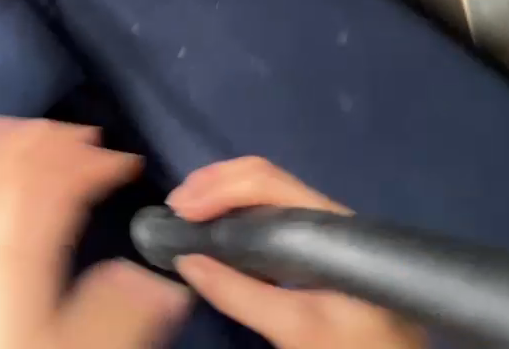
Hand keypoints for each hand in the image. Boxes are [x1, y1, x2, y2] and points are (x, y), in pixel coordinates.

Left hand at [0, 116, 191, 348]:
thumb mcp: (77, 345)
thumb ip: (120, 312)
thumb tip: (164, 280)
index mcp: (17, 244)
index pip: (59, 180)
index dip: (97, 163)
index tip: (131, 162)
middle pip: (20, 154)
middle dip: (62, 139)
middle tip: (100, 143)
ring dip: (26, 135)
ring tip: (58, 136)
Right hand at [166, 158, 424, 348]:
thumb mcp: (297, 330)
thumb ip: (240, 294)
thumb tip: (184, 259)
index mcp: (332, 224)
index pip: (267, 182)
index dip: (219, 187)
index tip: (183, 210)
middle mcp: (328, 213)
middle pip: (262, 177)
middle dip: (213, 185)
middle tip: (176, 209)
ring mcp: (324, 227)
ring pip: (262, 191)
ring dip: (219, 195)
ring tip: (186, 214)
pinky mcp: (317, 244)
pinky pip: (268, 213)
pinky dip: (233, 212)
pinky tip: (213, 227)